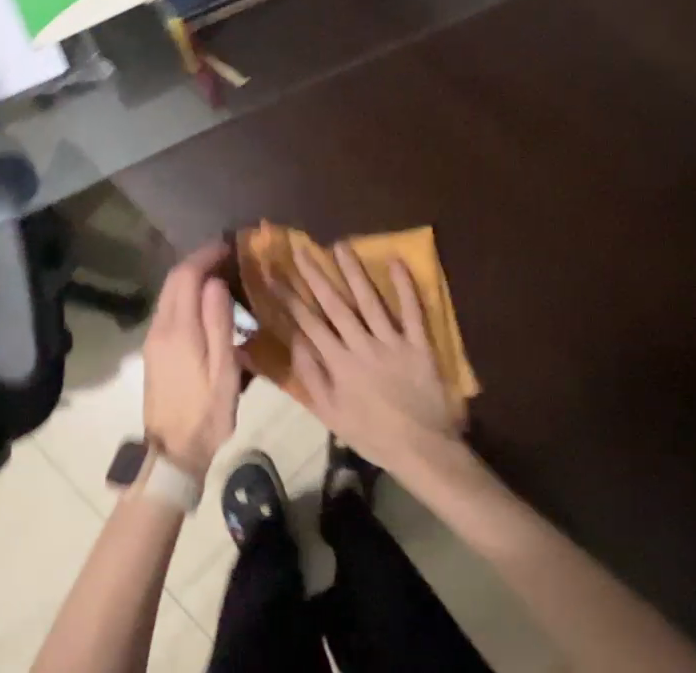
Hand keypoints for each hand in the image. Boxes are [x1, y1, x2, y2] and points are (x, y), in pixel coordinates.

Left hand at [142, 243, 242, 475]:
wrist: (172, 452)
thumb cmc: (206, 414)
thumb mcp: (224, 371)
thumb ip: (219, 323)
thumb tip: (215, 282)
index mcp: (178, 330)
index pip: (186, 276)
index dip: (205, 255)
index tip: (229, 246)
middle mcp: (160, 328)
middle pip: (173, 281)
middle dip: (198, 262)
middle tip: (228, 256)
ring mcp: (153, 339)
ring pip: (169, 295)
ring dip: (191, 278)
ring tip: (222, 276)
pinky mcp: (154, 350)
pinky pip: (169, 310)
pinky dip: (186, 296)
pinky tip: (206, 303)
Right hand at [288, 243, 461, 474]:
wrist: (422, 450)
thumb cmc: (371, 435)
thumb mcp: (330, 414)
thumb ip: (312, 376)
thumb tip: (296, 341)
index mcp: (339, 363)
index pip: (308, 322)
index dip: (289, 296)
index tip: (274, 274)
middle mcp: (362, 346)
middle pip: (335, 304)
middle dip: (315, 275)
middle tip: (301, 250)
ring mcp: (393, 342)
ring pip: (369, 300)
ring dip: (353, 272)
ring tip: (339, 246)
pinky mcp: (420, 345)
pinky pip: (413, 311)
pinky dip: (405, 286)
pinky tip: (395, 262)